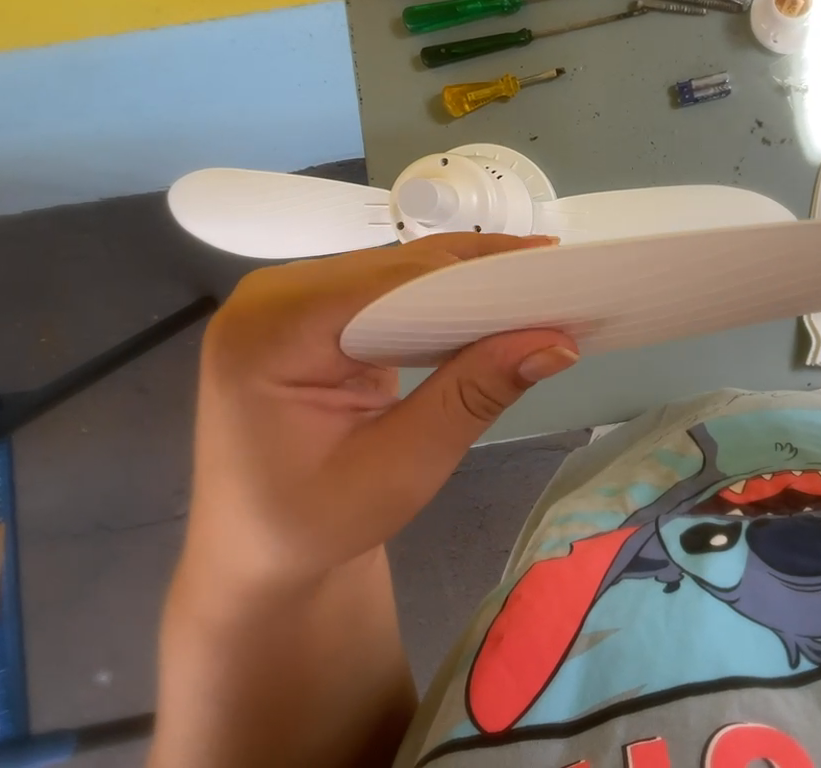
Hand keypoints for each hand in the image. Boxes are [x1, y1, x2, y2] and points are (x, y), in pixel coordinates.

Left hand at [184, 234, 579, 593]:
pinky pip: (391, 288)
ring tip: (543, 283)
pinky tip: (494, 301)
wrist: (257, 552)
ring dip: (469, 281)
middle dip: (480, 275)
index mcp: (267, 333)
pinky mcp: (314, 311)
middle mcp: (271, 298)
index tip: (550, 276)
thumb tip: (556, 341)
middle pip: (396, 268)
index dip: (473, 277)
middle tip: (563, 277)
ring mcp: (290, 300)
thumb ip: (474, 396)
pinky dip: (445, 296)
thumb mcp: (402, 469)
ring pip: (399, 270)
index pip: (390, 282)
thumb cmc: (313, 525)